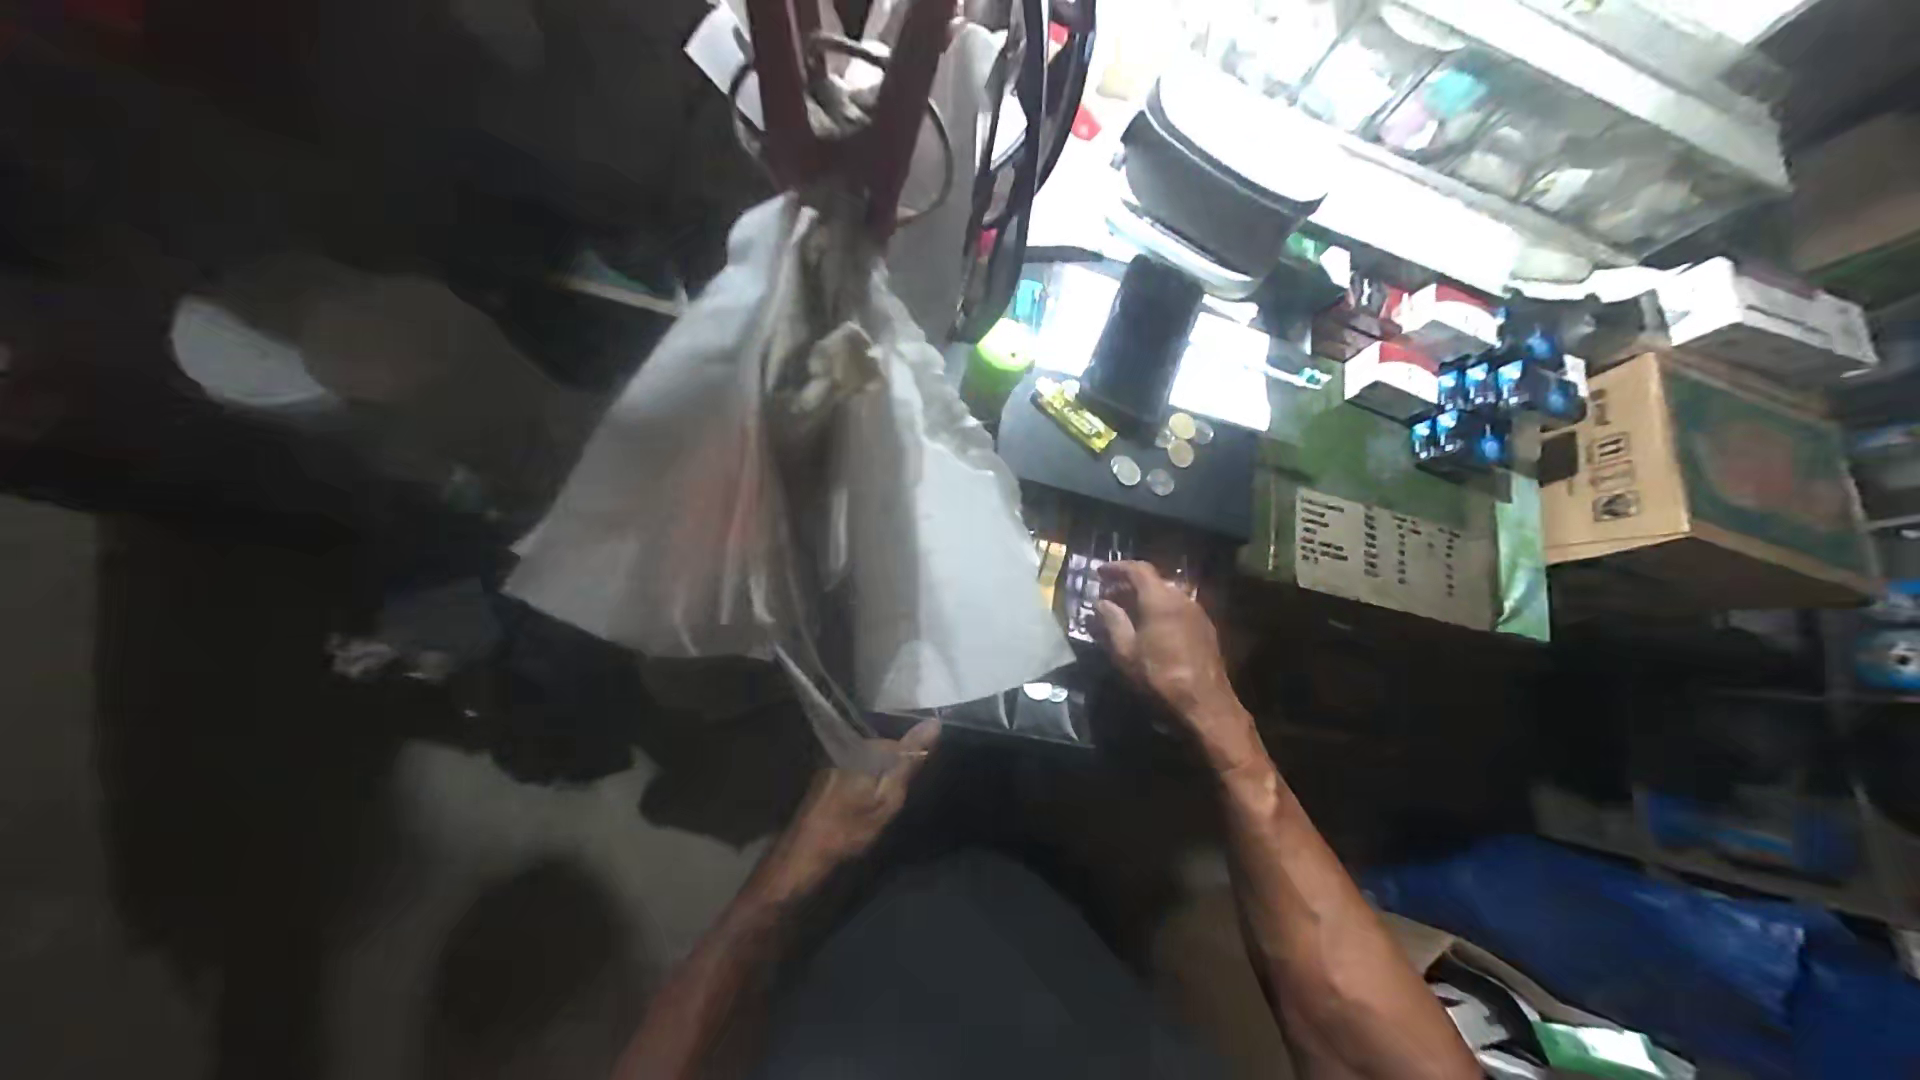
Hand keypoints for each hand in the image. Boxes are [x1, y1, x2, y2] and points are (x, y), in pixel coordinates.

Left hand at [754, 719, 940, 900]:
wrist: (802, 858)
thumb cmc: (849, 829)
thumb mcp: (888, 799)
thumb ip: (909, 761)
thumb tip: (934, 722)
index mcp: (864, 747)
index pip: (902, 744)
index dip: (913, 765)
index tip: (916, 787)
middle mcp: (848, 748)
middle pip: (885, 753)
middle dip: (895, 771)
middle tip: (897, 801)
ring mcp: (835, 763)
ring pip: (870, 765)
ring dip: (879, 780)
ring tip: (883, 806)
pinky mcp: (827, 780)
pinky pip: (857, 775)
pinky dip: (865, 787)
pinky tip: (864, 807)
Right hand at [1095, 561, 1264, 773]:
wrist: (1205, 703)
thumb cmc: (1160, 676)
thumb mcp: (1126, 651)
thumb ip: (1112, 621)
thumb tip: (1101, 602)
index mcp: (1160, 599)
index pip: (1138, 569)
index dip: (1117, 568)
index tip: (1100, 573)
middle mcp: (1182, 598)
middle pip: (1153, 580)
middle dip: (1128, 584)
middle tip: (1108, 594)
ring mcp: (1197, 612)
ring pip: (1166, 594)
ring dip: (1144, 597)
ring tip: (1125, 610)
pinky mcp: (1205, 627)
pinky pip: (1177, 607)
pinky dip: (1159, 608)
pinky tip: (1149, 625)